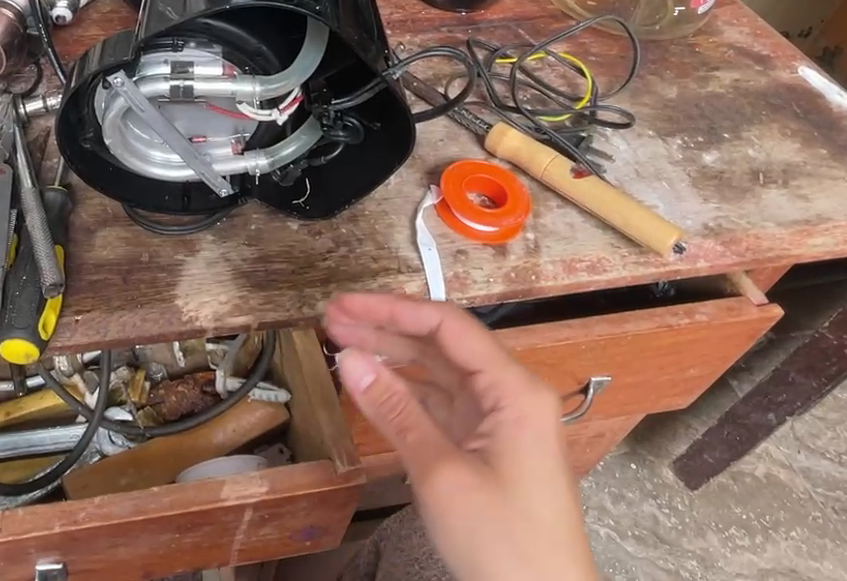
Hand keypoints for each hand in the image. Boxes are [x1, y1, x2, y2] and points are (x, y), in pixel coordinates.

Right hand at [325, 293, 596, 580]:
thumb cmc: (503, 541)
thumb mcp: (440, 473)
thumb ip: (393, 409)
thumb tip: (347, 357)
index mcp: (514, 389)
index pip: (447, 326)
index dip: (391, 310)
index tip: (344, 305)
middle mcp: (510, 394)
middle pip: (441, 345)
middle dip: (385, 329)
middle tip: (332, 320)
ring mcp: (499, 421)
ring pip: (438, 372)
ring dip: (391, 357)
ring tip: (342, 343)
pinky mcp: (486, 445)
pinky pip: (440, 403)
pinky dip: (404, 392)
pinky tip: (371, 384)